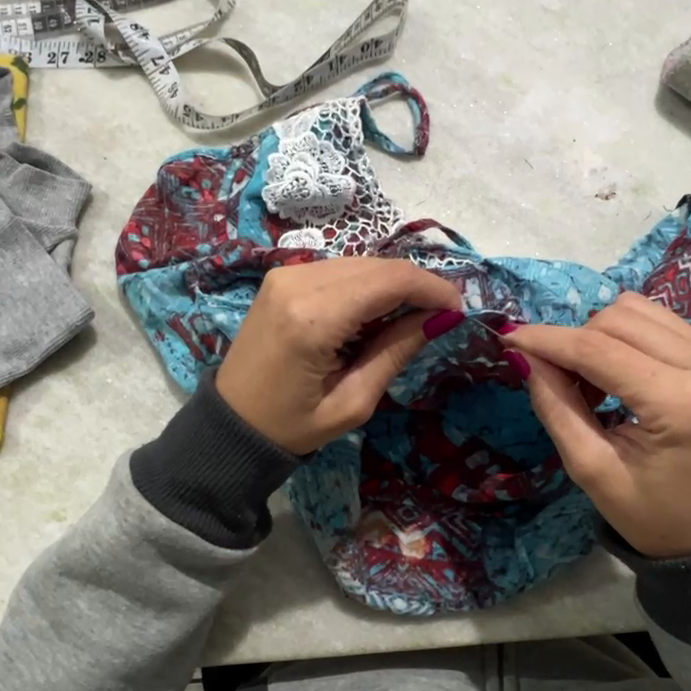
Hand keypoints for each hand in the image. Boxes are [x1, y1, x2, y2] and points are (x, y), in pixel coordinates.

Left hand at [216, 257, 461, 453]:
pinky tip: (374, 315)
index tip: (459, 309)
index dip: (432, 288)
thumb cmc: (291, 426)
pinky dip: (364, 286)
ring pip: (359, 264)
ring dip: (391, 285)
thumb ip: (395, 352)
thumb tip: (440, 318)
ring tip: (410, 320)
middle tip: (441, 316)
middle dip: (415, 285)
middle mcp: (297, 282)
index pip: (389, 281)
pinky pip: (337, 270)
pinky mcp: (280, 278)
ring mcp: (284, 275)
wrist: (230, 425)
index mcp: (313, 318)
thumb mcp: (352, 402)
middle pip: (377, 266)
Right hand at [503, 295, 690, 557]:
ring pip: (639, 312)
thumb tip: (525, 356)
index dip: (548, 340)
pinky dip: (625, 339)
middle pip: (619, 320)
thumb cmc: (650, 515)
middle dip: (574, 341)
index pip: (600, 351)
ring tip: (588, 381)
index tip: (508, 338)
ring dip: (599, 336)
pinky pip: (661, 324)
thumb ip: (557, 406)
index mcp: (681, 405)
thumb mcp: (591, 469)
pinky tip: (615, 374)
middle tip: (553, 379)